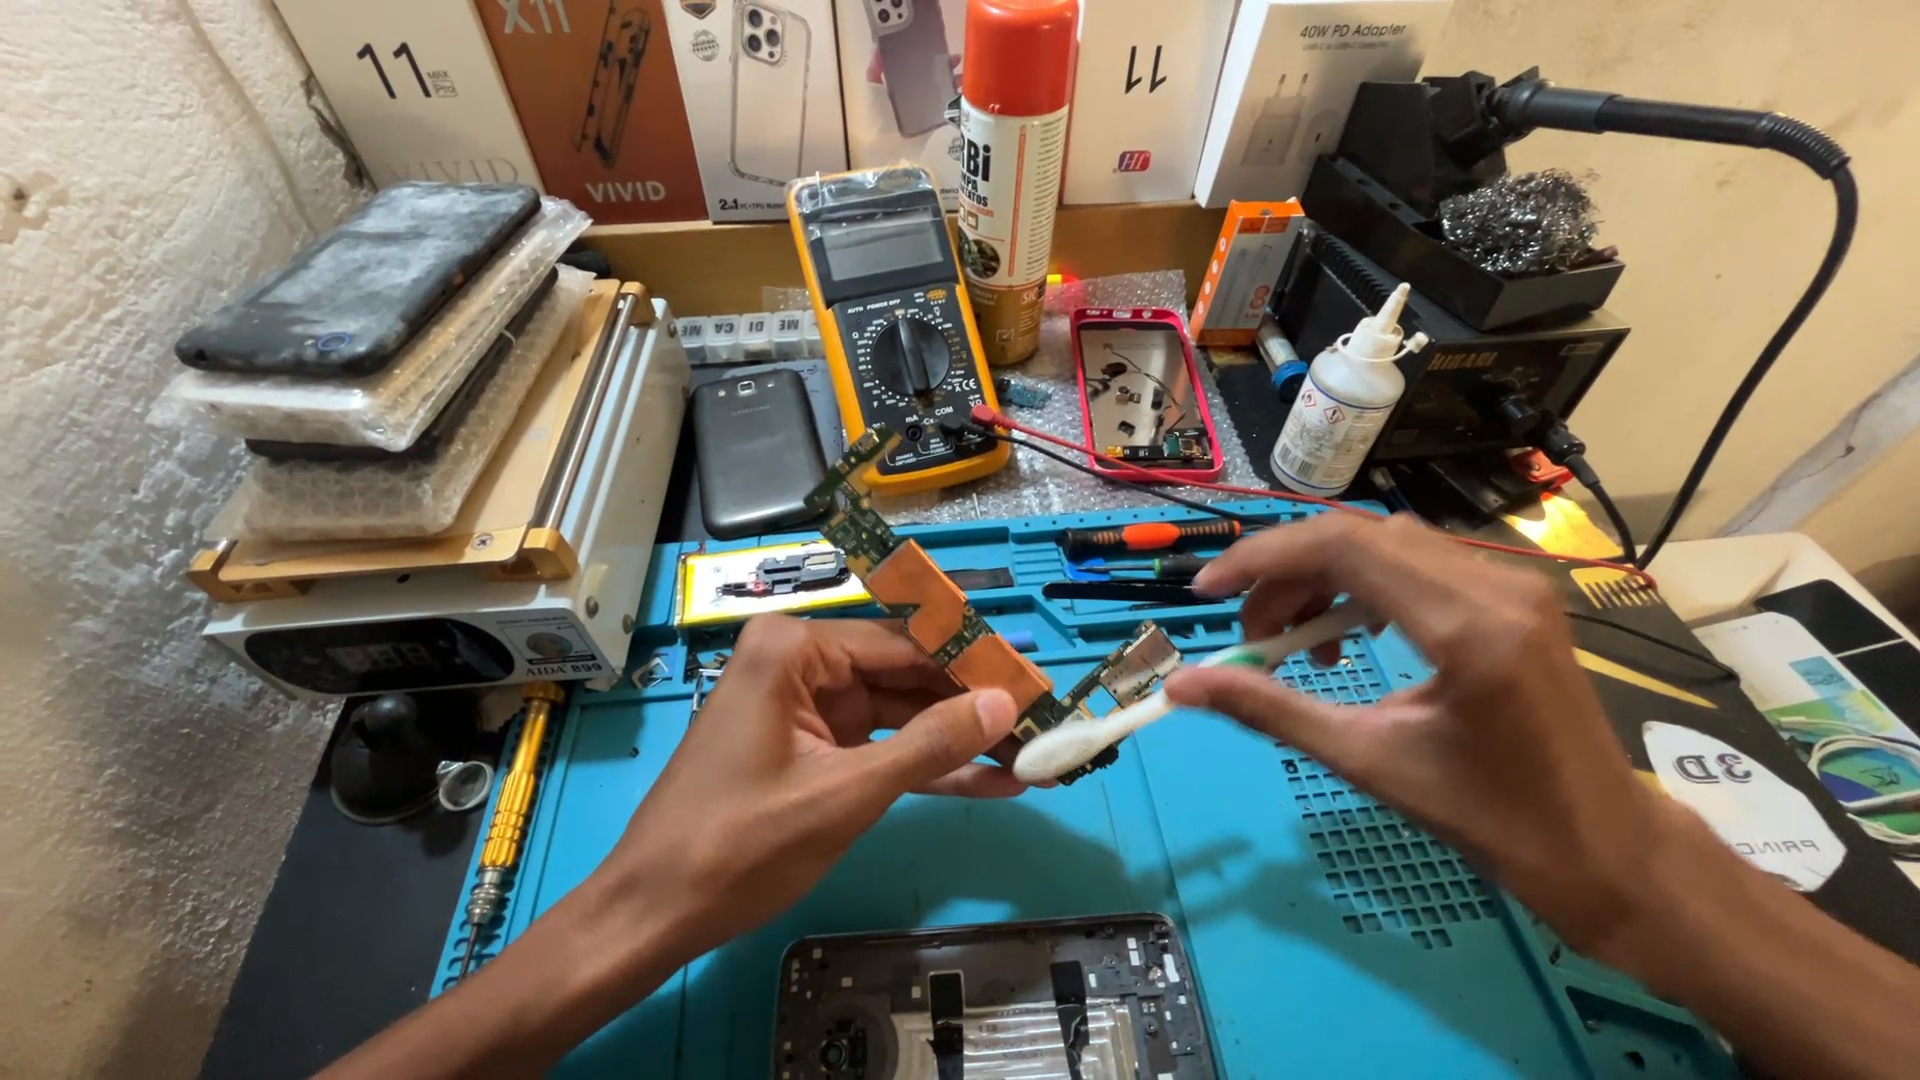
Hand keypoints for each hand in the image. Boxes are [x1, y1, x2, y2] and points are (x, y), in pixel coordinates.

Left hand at [592, 616, 1022, 963]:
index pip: (904, 643)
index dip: (971, 664)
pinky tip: (984, 781)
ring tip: (1025, 756)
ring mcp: (805, 708)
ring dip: (954, 741)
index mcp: (794, 649)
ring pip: (897, 714)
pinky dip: (921, 766)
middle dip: (968, 707)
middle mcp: (799, 663)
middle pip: (903, 676)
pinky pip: (877, 746)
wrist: (655, 914)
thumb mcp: (845, 794)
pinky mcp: (811, 748)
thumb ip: (929, 745)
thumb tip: (1003, 704)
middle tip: (1037, 723)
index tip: (1030, 680)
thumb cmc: (739, 845)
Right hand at [1162, 513, 1666, 953]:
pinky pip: (1413, 561)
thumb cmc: (1491, 818)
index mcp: (1467, 627)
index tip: (1207, 592)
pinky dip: (1358, 584)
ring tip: (1294, 642)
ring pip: (1382, 543)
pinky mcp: (1513, 593)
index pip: (1340, 546)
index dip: (1260, 559)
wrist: (1605, 848)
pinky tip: (1345, 633)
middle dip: (1282, 575)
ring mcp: (1512, 583)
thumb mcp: (1366, 761)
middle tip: (1250, 634)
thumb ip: (1269, 711)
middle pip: (1355, 536)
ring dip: (1318, 578)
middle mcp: (1495, 585)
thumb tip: (1183, 685)